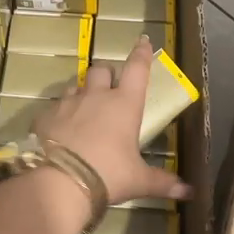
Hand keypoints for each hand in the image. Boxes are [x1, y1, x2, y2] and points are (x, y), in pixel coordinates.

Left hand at [33, 36, 193, 206]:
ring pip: (76, 85)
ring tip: (85, 109)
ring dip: (83, 92)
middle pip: (101, 69)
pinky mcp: (45, 115)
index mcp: (124, 104)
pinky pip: (55, 107)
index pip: (136, 69)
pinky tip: (61, 131)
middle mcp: (96, 96)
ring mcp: (68, 103)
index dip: (141, 53)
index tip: (143, 41)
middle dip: (107, 74)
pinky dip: (61, 114)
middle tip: (110, 88)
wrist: (59, 182)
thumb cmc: (108, 174)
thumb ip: (162, 182)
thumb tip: (188, 192)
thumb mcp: (138, 181)